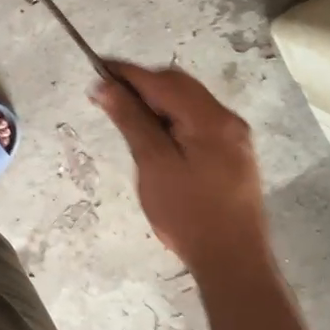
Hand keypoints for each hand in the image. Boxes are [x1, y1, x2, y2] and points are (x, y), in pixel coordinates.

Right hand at [90, 62, 269, 274]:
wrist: (233, 261)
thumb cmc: (188, 213)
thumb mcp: (152, 164)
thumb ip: (130, 120)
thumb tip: (105, 85)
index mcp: (210, 119)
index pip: (161, 81)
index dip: (126, 72)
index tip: (96, 68)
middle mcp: (227, 120)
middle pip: (178, 85)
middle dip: (142, 84)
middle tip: (108, 96)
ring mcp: (233, 138)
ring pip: (188, 102)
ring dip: (156, 101)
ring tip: (126, 117)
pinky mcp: (231, 154)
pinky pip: (196, 121)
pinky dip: (170, 118)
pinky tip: (153, 136)